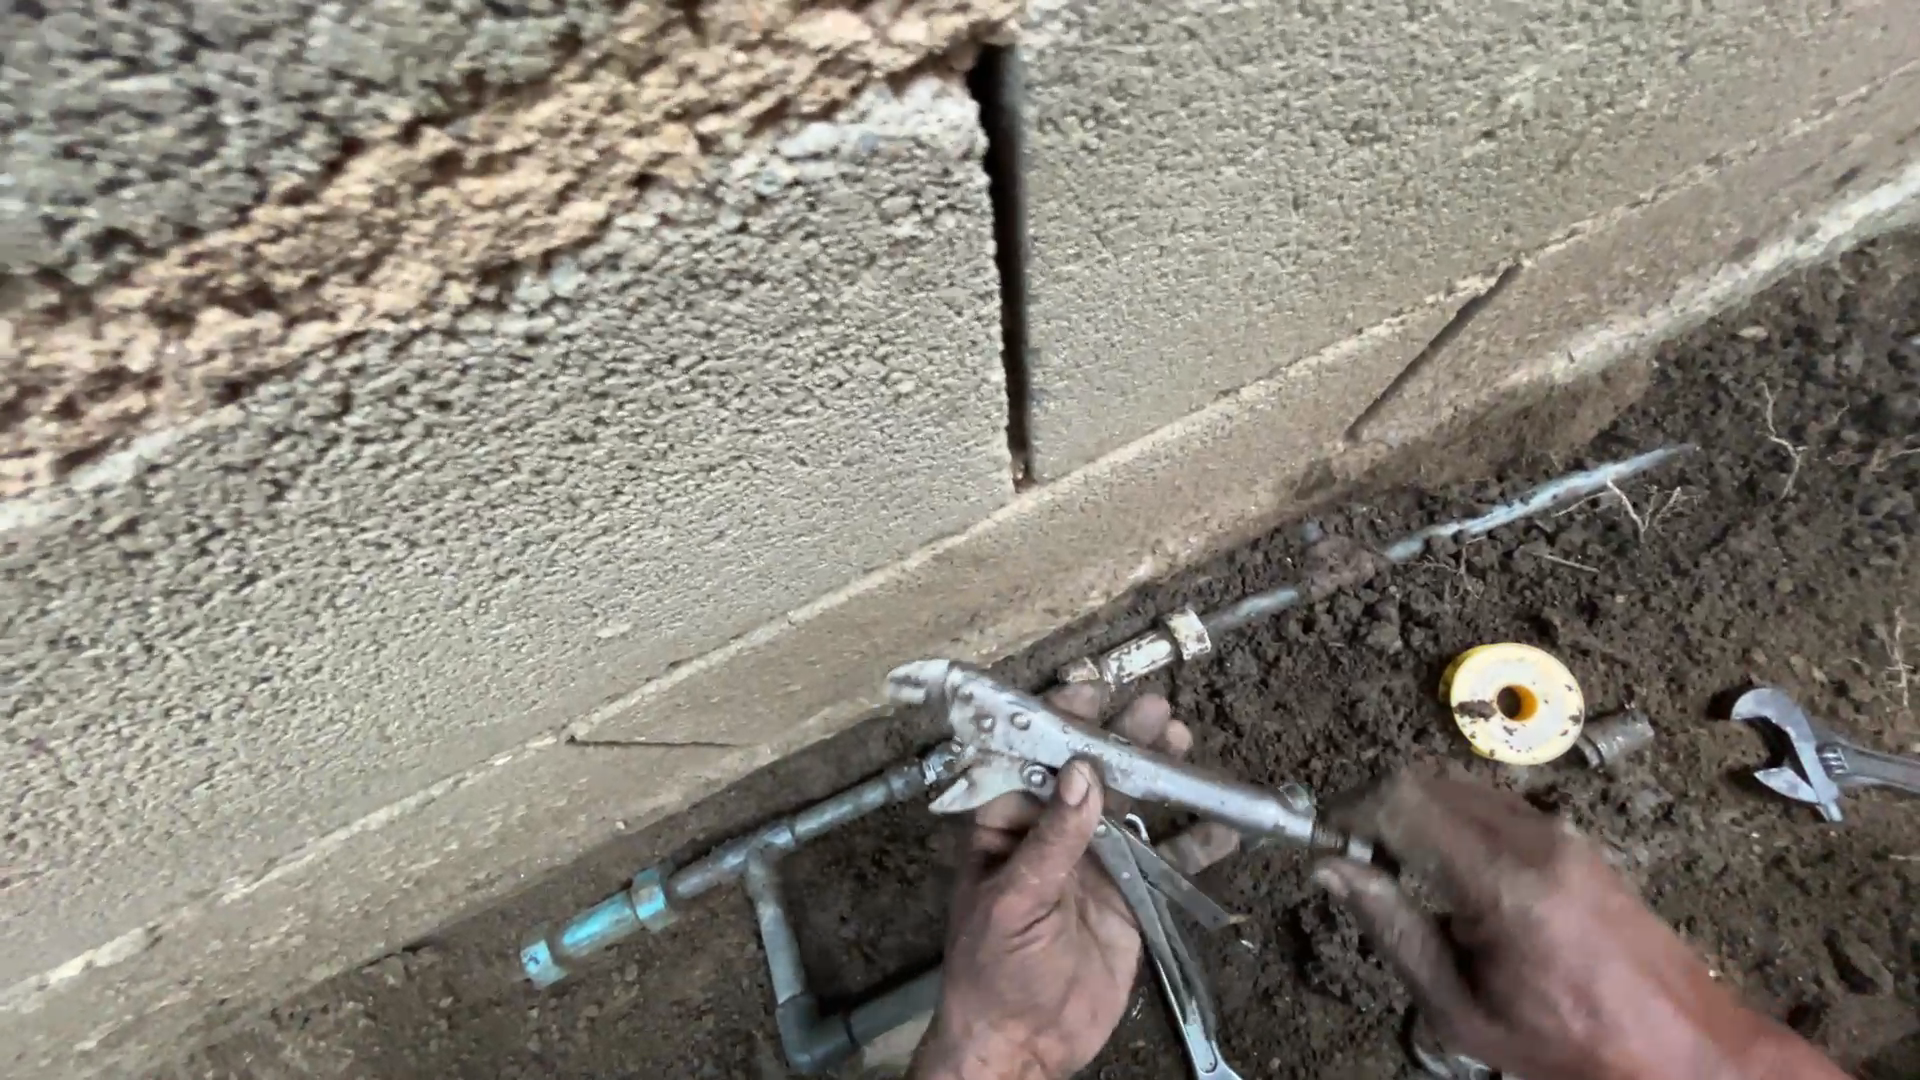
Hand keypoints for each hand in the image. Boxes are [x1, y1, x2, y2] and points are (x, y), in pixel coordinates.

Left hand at [909, 687, 1238, 1079]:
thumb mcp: (1015, 899)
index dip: (1058, 722)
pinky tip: (1226, 823)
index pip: (1031, 757)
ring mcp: (1094, 859)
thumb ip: (1052, 839)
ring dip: (1157, 774)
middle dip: (1119, 738)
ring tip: (1182, 739)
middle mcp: (1053, 830)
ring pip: (1130, 805)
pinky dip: (1196, 842)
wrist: (1021, 1044)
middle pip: (1090, 772)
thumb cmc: (994, 967)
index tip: (1091, 693)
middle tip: (1155, 710)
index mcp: (1009, 822)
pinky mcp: (1128, 894)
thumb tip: (1083, 772)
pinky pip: (1165, 860)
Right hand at [1314, 772, 1847, 1079]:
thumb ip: (1390, 929)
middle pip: (1417, 777)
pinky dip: (1438, 808)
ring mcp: (1553, 827)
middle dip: (1368, 805)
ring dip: (1401, 804)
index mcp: (1505, 886)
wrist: (1693, 1053)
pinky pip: (1477, 793)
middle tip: (1355, 855)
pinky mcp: (1564, 830)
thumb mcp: (1460, 1011)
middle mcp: (1530, 838)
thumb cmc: (1568, 1045)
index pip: (1401, 801)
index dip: (1349, 811)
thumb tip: (1327, 866)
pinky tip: (1440, 858)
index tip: (1329, 843)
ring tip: (1395, 860)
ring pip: (1444, 778)